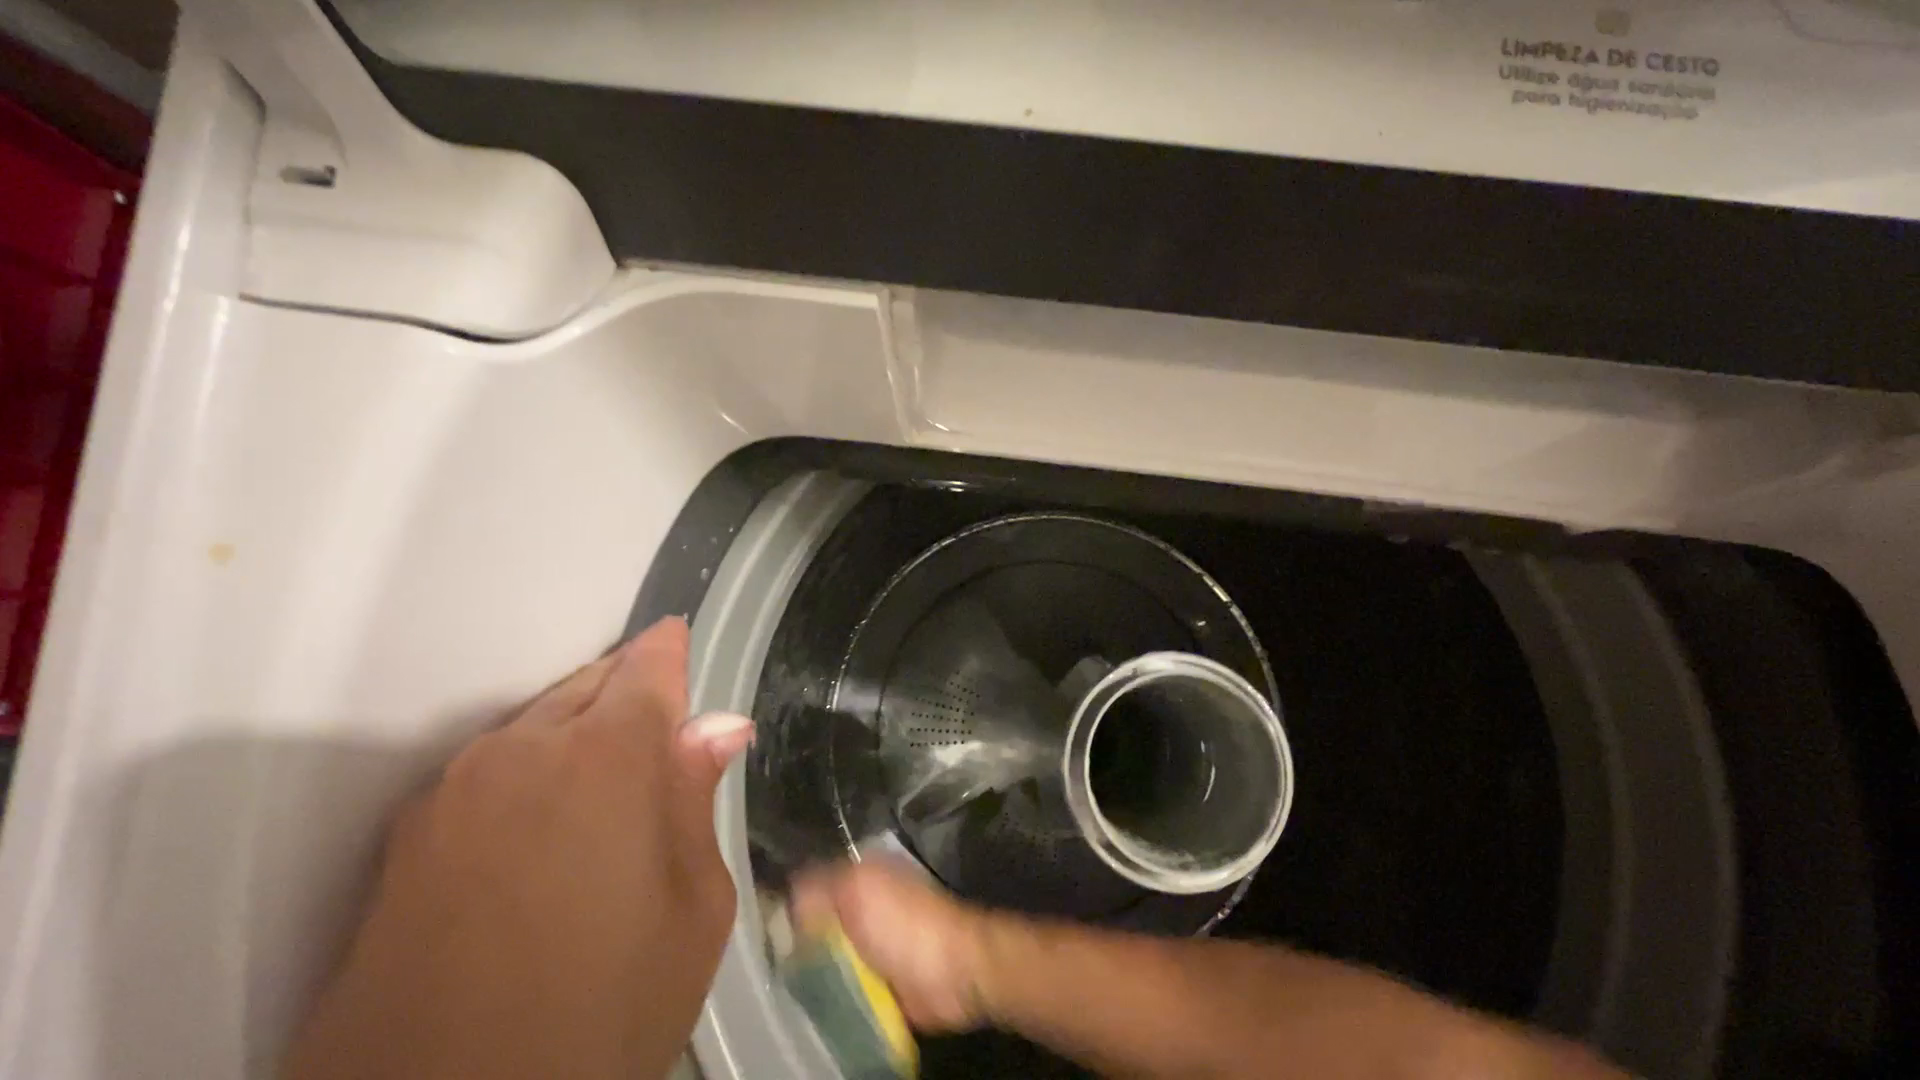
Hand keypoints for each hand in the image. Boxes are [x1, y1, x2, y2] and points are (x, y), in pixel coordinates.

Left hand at [283, 617, 752, 1079]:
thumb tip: (717, 726)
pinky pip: (487, 773)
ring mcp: (454, 789)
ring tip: (604, 785)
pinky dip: (525, 774)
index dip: (670, 651)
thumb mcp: (691, 912)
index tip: (682, 638)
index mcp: (606, 757)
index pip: (647, 669)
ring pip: (532, 727)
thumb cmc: (602, 1011)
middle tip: (660, 727)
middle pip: (587, 686)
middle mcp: (522, 750)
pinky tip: (541, 828)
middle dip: (626, 692)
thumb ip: (696, 801)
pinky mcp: (407, 836)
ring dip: (573, 734)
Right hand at [790, 859, 989, 1032]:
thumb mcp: (857, 889)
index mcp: (863, 874)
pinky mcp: (879, 980)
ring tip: (784, 979)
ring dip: (811, 968)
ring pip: (827, 954)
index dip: (789, 897)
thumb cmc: (905, 923)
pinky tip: (809, 999)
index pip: (814, 878)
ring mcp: (873, 944)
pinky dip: (830, 992)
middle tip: (772, 955)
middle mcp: (866, 905)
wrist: (955, 971)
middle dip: (797, 937)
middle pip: (817, 920)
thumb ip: (820, 886)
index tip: (765, 918)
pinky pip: (842, 985)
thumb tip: (787, 893)